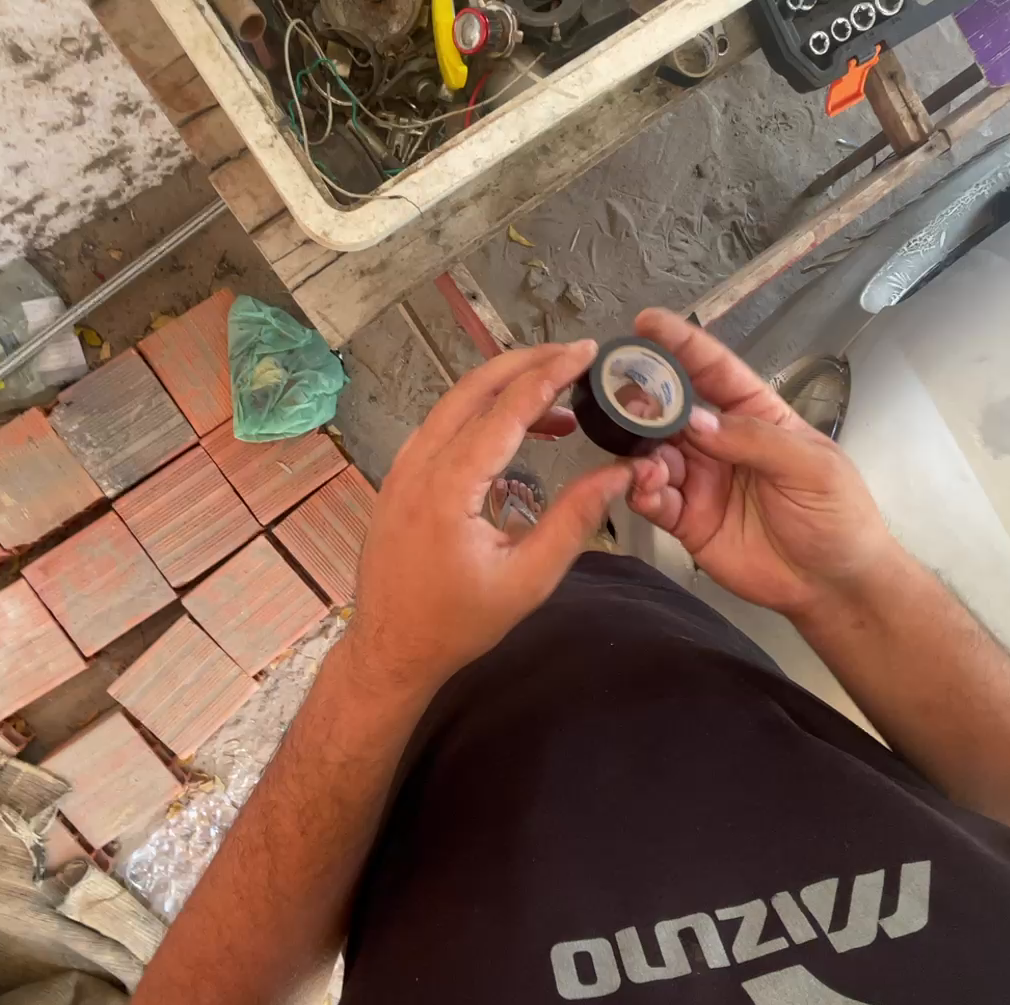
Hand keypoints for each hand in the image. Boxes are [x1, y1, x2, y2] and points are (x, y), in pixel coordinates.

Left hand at [345, 341, 631, 695]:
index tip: (588, 352)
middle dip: (527, 364)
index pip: (507, 409)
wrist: (390, 648)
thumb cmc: (457, 623)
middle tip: (574, 359)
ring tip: (558, 404)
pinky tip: (513, 434)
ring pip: (454, 405)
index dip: (551, 374)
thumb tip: (619, 474)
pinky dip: (480, 417)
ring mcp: (401, 470)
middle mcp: (417, 465)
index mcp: (448, 487)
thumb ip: (575, 520)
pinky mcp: (398, 479)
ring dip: (504, 392)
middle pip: (474, 389)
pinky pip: (441, 429)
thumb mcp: (528, 579)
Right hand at [624, 309, 901, 616]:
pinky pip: (649, 499)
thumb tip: (696, 420)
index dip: (681, 345)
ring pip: (651, 455)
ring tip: (648, 466)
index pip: (713, 370)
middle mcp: (718, 442)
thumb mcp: (811, 466)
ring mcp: (697, 480)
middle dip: (644, 404)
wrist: (830, 584)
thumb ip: (754, 440)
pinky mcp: (683, 519)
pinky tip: (647, 490)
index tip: (646, 323)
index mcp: (754, 415)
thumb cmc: (837, 515)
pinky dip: (639, 492)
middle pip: (670, 412)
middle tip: (626, 407)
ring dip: (640, 455)